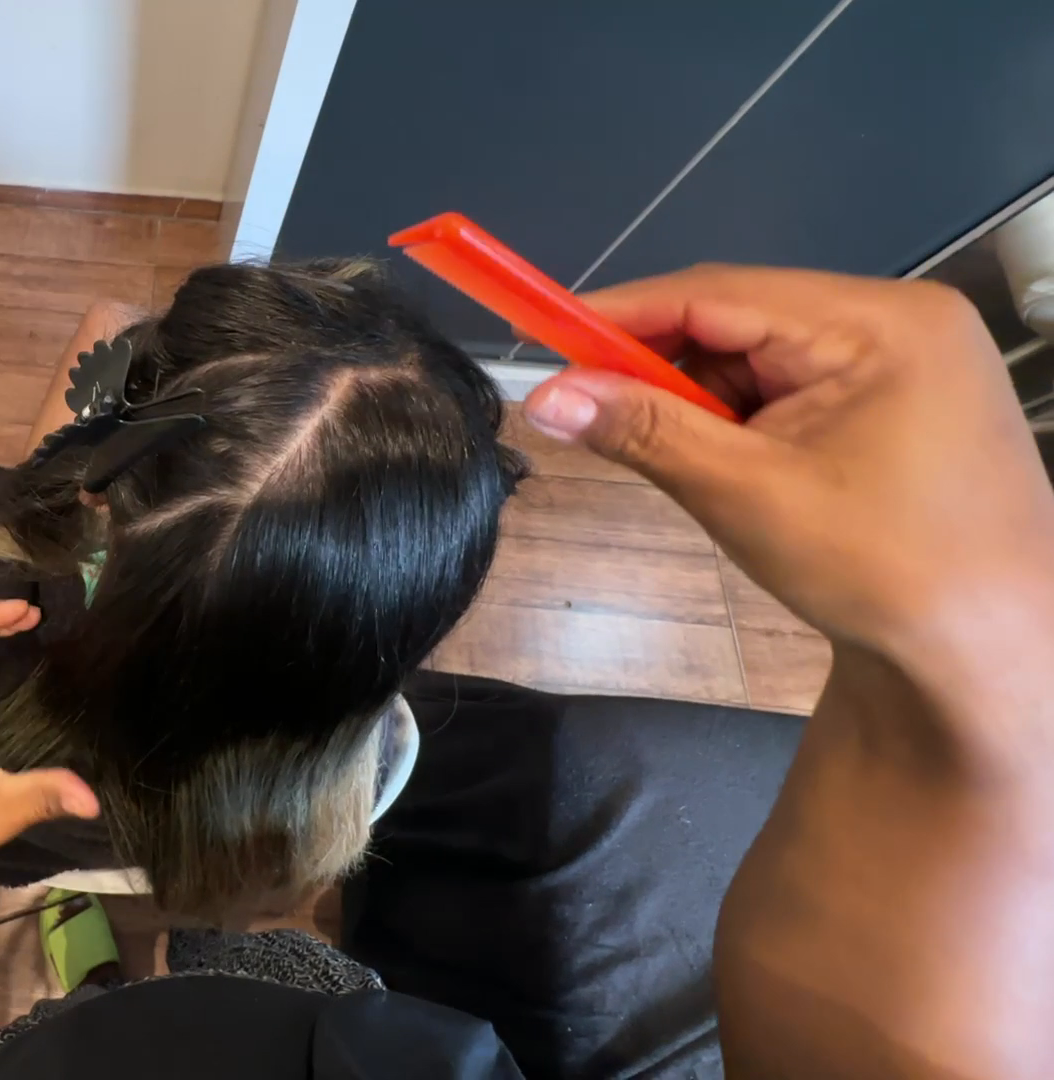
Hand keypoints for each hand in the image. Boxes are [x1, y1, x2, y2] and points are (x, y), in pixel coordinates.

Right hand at [521, 265, 1053, 678]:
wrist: (979, 643)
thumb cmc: (875, 562)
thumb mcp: (738, 489)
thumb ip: (639, 430)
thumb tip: (540, 397)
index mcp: (875, 324)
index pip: (713, 293)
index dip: (615, 311)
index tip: (535, 331)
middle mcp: (886, 322)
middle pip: (727, 317)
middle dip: (645, 360)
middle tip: (575, 400)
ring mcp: (884, 360)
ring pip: (738, 355)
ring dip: (678, 395)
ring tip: (648, 446)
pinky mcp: (871, 398)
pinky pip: (764, 386)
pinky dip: (712, 415)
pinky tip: (700, 454)